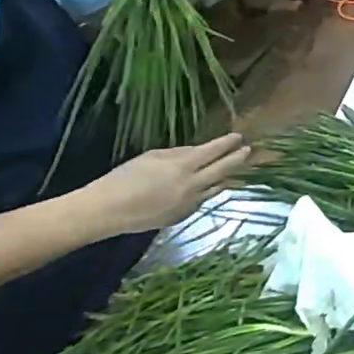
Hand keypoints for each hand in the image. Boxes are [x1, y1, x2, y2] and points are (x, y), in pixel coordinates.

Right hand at [75, 133, 251, 236]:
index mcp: (184, 167)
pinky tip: (209, 185)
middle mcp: (192, 186)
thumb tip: (199, 151)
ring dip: (226, 176)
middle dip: (238, 158)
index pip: (214, 151)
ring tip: (233, 168)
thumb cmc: (124, 178)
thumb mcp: (153, 157)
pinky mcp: (182, 217)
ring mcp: (189, 204)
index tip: (238, 136)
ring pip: (216, 188)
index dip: (228, 143)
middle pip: (224, 170)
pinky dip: (207, 191)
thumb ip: (180, 153)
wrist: (105, 211)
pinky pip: (201, 201)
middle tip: (248, 150)